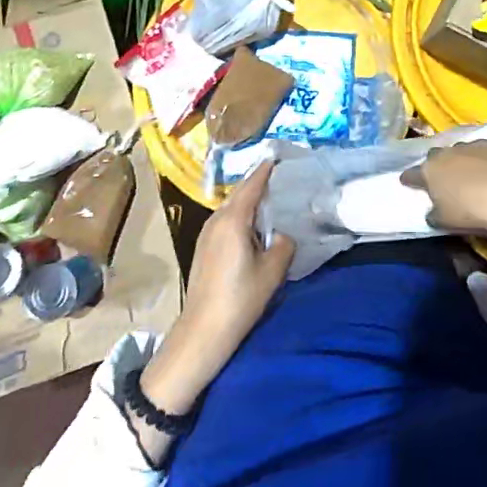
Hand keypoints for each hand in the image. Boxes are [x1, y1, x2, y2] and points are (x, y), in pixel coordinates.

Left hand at [140, 162, 294, 422]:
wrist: (203, 330)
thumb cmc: (240, 298)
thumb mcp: (273, 271)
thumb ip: (284, 245)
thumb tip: (282, 235)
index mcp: (233, 219)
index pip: (252, 185)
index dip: (266, 170)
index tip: (279, 156)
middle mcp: (217, 220)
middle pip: (240, 194)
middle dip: (258, 183)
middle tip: (281, 177)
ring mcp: (207, 234)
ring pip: (232, 208)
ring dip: (249, 201)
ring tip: (272, 200)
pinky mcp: (204, 248)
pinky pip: (226, 221)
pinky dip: (242, 216)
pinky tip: (254, 227)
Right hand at [406, 140, 486, 291]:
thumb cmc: (467, 212)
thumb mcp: (443, 221)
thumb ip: (433, 214)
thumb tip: (432, 212)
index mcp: (428, 172)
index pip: (411, 175)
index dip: (408, 179)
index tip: (407, 182)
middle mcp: (443, 154)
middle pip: (433, 157)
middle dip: (435, 165)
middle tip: (440, 177)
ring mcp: (466, 147)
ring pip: (455, 150)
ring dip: (456, 159)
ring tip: (464, 172)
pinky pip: (476, 149)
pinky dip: (477, 157)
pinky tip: (484, 167)